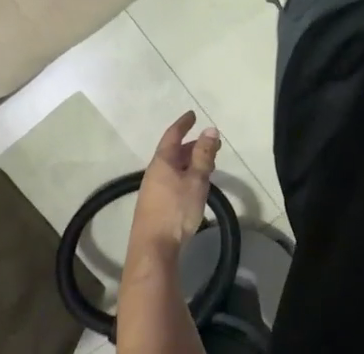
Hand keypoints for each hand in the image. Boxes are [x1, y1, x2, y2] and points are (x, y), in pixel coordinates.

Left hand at [128, 112, 220, 259]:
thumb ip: (203, 155)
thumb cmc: (176, 210)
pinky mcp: (155, 206)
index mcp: (162, 162)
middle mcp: (154, 172)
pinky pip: (172, 180)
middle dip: (192, 145)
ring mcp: (153, 190)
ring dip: (189, 162)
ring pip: (173, 168)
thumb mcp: (196, 180)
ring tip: (206, 163)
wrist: (153, 249)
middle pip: (174, 152)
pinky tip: (193, 185)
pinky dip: (185, 175)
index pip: (173, 135)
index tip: (192, 115)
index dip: (183, 124)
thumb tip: (210, 129)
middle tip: (211, 143)